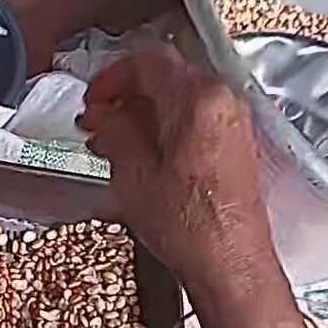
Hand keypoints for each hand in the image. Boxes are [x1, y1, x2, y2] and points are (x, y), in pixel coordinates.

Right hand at [79, 46, 284, 317]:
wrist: (229, 264)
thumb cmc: (189, 228)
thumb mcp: (133, 176)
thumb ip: (115, 131)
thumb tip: (104, 114)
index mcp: (198, 101)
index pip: (149, 63)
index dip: (111, 78)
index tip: (93, 99)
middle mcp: (223, 102)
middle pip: (166, 79)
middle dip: (125, 98)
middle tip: (96, 123)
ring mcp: (233, 124)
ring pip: (179, 101)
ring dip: (142, 115)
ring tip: (113, 144)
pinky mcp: (234, 146)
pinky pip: (193, 122)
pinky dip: (164, 130)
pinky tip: (141, 158)